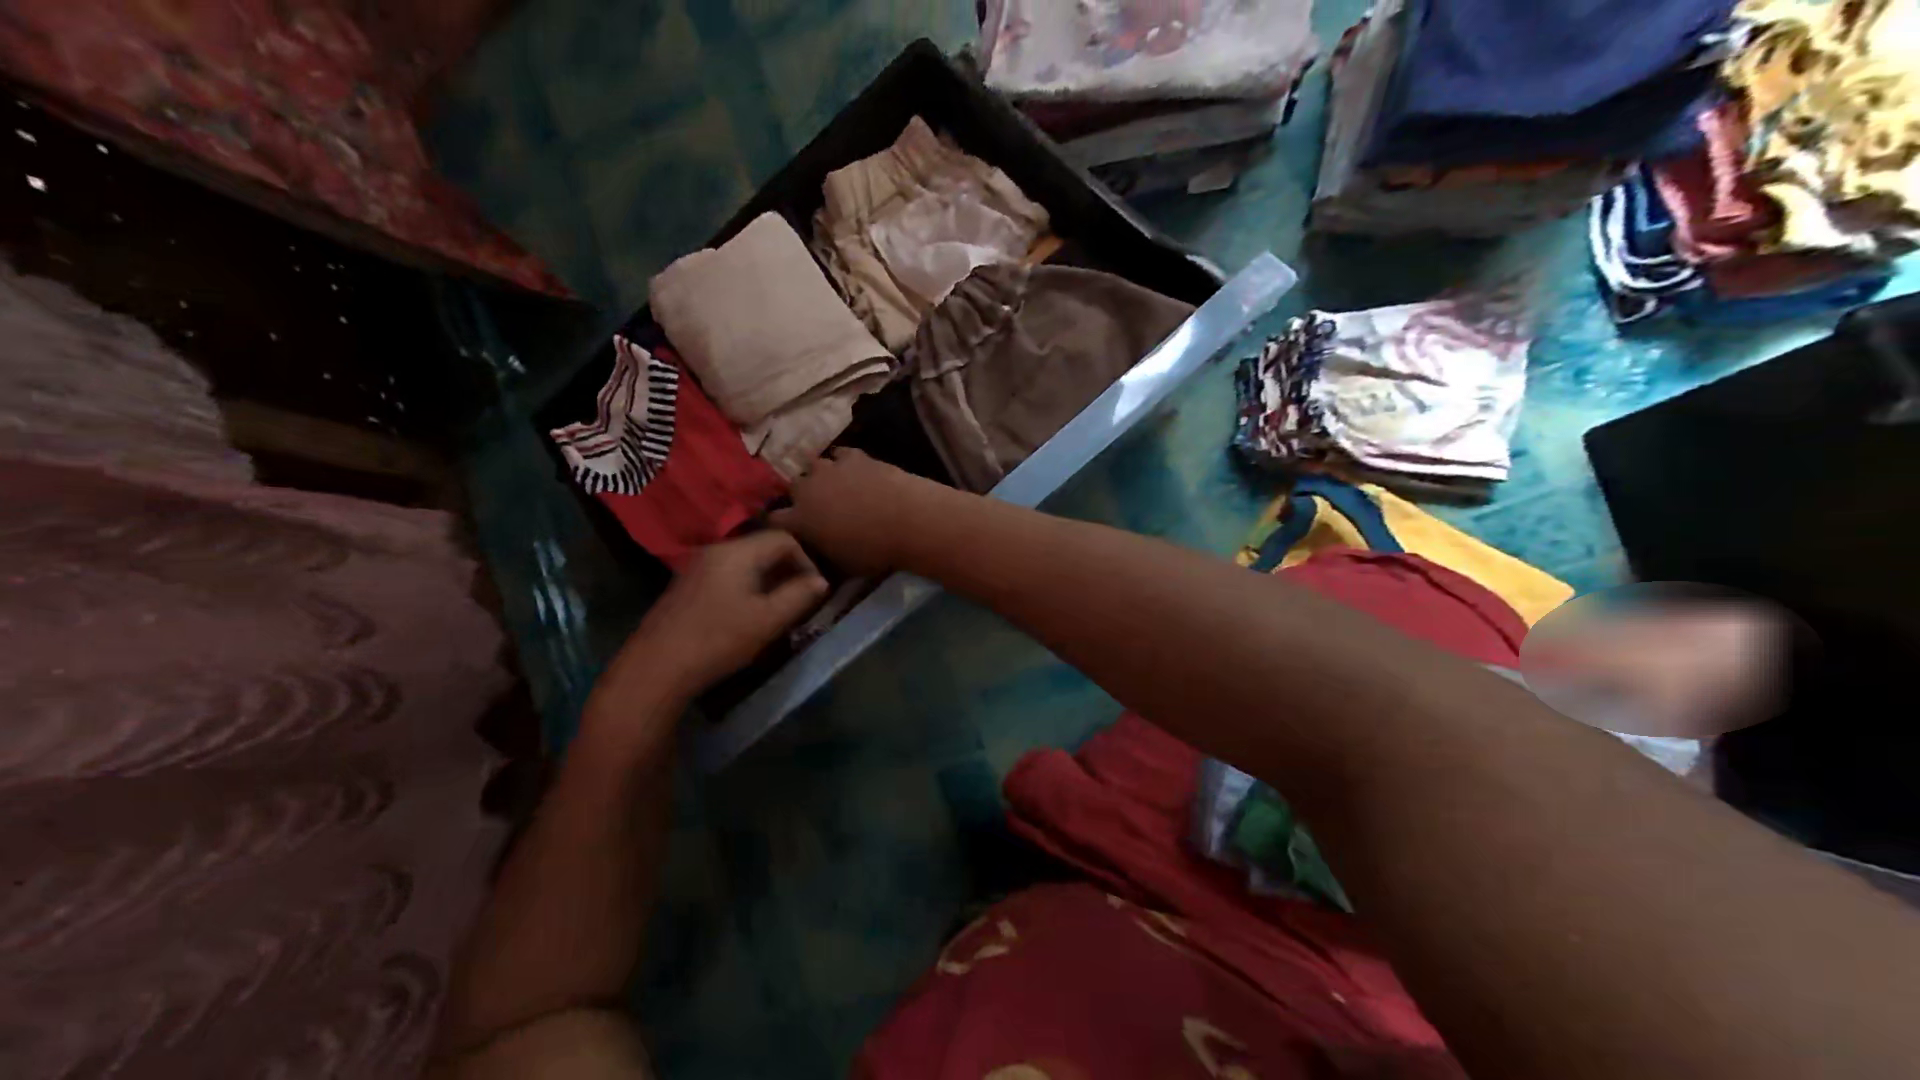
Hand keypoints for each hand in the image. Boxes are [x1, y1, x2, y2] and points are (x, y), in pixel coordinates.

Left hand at [584, 531, 828, 742]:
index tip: (815, 592)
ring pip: (747, 564)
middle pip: (764, 548)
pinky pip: (729, 576)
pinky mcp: (688, 588)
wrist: (657, 668)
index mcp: (737, 552)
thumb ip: (799, 596)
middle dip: (789, 572)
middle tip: (801, 602)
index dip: (807, 562)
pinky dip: (748, 589)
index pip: (785, 539)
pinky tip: (748, 618)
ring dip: (769, 583)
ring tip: (779, 612)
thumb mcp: (768, 620)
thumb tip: (820, 581)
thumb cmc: (719, 640)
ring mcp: (698, 568)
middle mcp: (716, 551)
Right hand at [771, 449, 946, 575]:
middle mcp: (807, 490)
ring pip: (814, 465)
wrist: (907, 520)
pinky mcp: (854, 456)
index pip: (774, 519)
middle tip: (816, 506)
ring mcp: (830, 468)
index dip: (779, 523)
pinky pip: (840, 454)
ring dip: (820, 475)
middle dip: (801, 495)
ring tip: (834, 484)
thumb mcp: (843, 566)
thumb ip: (823, 554)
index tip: (787, 528)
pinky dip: (844, 462)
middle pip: (793, 487)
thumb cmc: (874, 551)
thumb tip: (819, 554)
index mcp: (799, 520)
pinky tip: (853, 470)